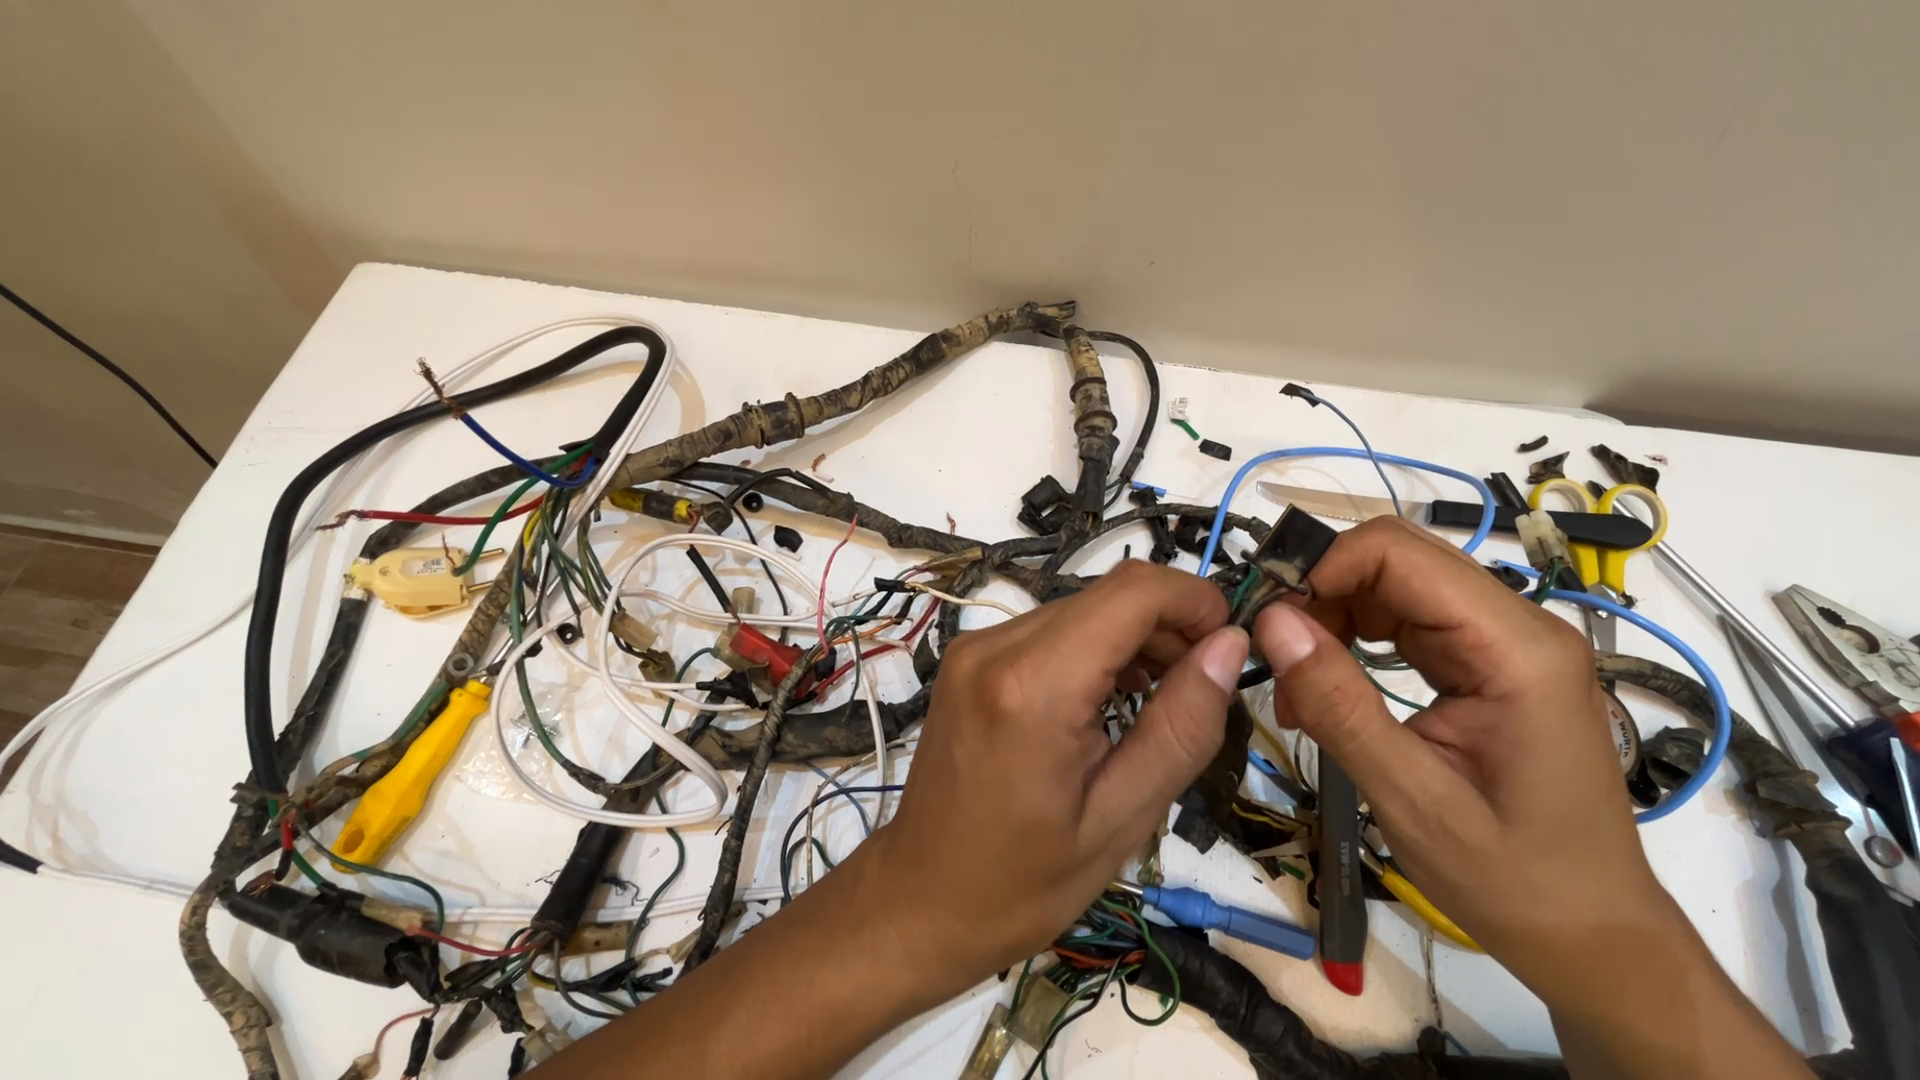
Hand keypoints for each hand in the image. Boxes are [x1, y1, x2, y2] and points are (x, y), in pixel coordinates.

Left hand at [860, 559, 1248, 998]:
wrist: (923, 899)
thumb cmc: (1025, 880)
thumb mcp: (1122, 817)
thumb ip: (1181, 725)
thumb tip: (1227, 645)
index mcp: (1034, 685)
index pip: (1133, 592)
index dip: (1194, 602)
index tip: (1229, 648)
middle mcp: (996, 646)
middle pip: (1108, 596)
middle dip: (1169, 626)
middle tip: (1200, 689)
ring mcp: (974, 648)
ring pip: (1081, 609)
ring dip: (1133, 639)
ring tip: (1160, 702)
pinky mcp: (968, 660)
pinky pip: (1049, 631)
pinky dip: (1092, 651)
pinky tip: (1110, 699)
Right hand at [1253, 517, 1645, 978]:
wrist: (1588, 930)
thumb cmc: (1509, 878)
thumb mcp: (1408, 797)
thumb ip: (1338, 703)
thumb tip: (1271, 621)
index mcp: (1515, 649)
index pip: (1399, 553)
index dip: (1322, 570)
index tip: (1268, 624)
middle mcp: (1517, 626)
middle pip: (1396, 560)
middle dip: (1321, 595)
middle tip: (1274, 658)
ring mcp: (1505, 642)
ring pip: (1393, 587)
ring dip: (1332, 622)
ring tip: (1298, 691)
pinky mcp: (1489, 663)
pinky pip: (1406, 623)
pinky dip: (1354, 645)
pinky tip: (1328, 694)